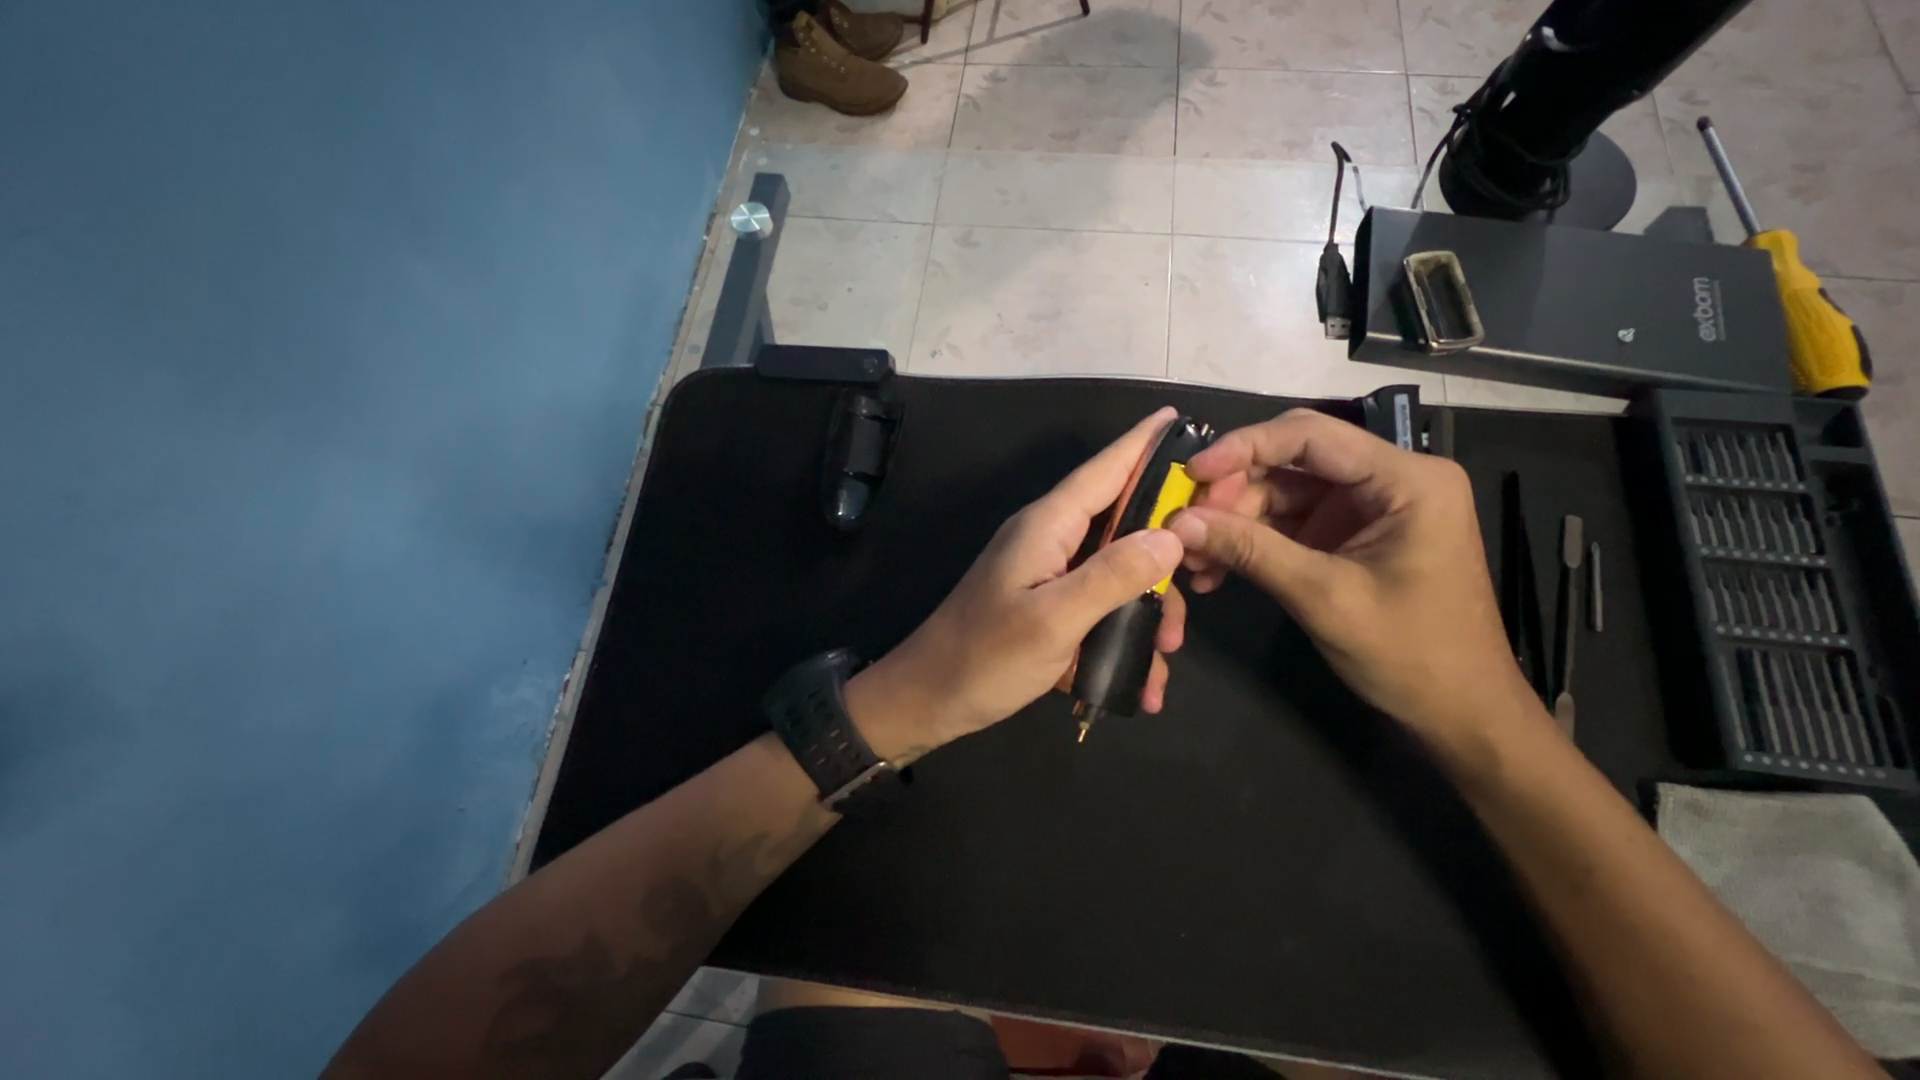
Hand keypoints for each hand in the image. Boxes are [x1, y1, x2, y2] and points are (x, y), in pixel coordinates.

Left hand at [848, 409, 1189, 762]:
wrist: (928, 701)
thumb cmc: (985, 658)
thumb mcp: (1054, 620)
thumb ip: (1112, 576)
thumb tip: (1170, 536)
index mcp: (1047, 526)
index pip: (1105, 469)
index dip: (1143, 443)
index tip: (1182, 417)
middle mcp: (1050, 540)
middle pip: (1123, 525)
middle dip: (1164, 558)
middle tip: (1198, 589)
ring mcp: (1047, 574)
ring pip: (1117, 574)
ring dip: (1146, 612)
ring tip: (1162, 657)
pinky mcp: (1046, 606)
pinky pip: (1098, 610)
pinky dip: (1121, 641)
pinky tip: (1139, 684)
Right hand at [1165, 408, 1540, 744]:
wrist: (1460, 713)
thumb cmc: (1410, 653)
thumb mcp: (1324, 598)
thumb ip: (1251, 551)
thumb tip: (1178, 522)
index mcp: (1407, 479)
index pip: (1311, 437)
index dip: (1244, 447)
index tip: (1190, 470)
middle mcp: (1390, 480)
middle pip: (1293, 461)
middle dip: (1234, 491)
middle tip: (1187, 525)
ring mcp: (1369, 508)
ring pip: (1284, 493)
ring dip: (1236, 522)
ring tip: (1193, 560)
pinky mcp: (1352, 536)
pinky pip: (1291, 524)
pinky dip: (1254, 543)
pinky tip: (1216, 570)